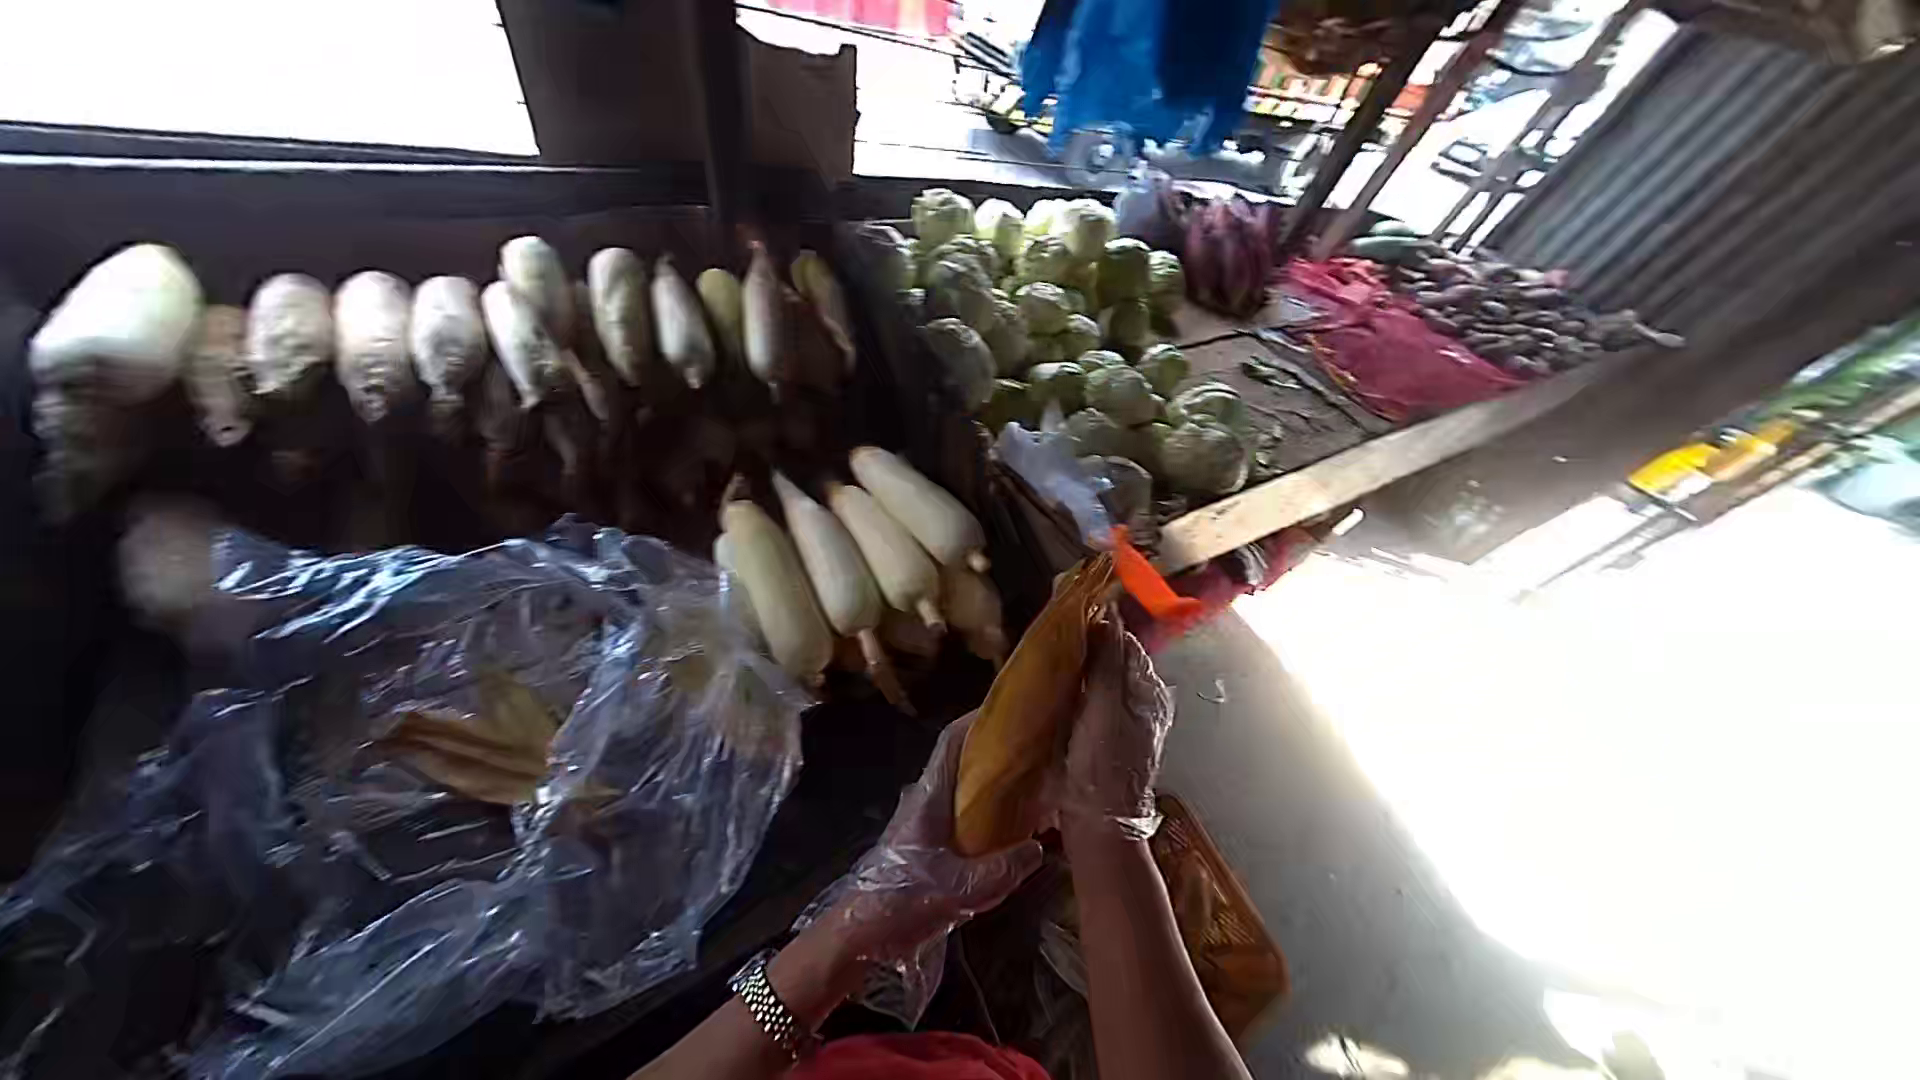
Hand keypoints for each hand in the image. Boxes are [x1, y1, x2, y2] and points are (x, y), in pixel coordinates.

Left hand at [796, 713, 1043, 1022]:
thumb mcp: (957, 889)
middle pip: (965, 758)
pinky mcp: (931, 839)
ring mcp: (928, 817)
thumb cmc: (901, 900)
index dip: (978, 719)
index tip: (1012, 709)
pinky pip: (966, 810)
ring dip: (996, 779)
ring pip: (967, 784)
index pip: (952, 740)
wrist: (859, 934)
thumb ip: (1000, 869)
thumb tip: (1039, 847)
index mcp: (930, 794)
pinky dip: (991, 808)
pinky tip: (1015, 827)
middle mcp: (929, 796)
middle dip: (998, 748)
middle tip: (1038, 749)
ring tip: (1036, 784)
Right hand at [1062, 614, 1172, 840]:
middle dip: (1085, 643)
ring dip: (1077, 664)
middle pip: (1110, 657)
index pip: (1123, 641)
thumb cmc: (1104, 764)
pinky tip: (1053, 687)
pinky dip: (1072, 686)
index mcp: (1145, 690)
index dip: (1099, 625)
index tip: (1069, 614)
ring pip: (1097, 677)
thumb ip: (1107, 660)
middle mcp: (1136, 700)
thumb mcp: (1106, 707)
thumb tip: (1106, 613)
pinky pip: (1086, 697)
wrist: (1098, 824)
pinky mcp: (1100, 734)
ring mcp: (1118, 718)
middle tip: (1053, 636)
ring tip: (1050, 656)